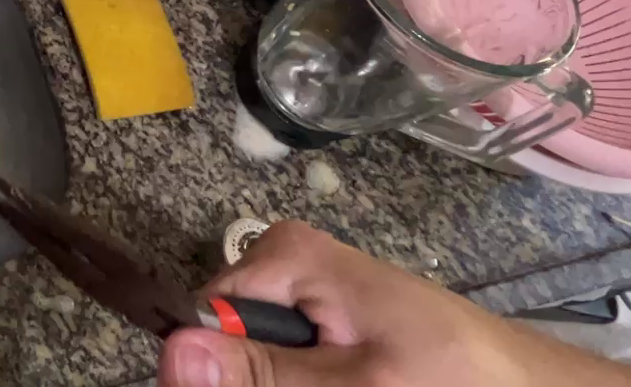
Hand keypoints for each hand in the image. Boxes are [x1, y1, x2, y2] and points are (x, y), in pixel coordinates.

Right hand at [158, 222, 630, 386]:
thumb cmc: (459, 381)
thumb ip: (267, 375)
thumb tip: (170, 353)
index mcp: (283, 256)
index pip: (207, 317)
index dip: (222, 374)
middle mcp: (282, 264)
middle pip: (233, 342)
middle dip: (261, 382)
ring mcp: (305, 293)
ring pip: (260, 362)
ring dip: (283, 385)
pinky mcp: (324, 324)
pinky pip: (289, 364)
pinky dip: (304, 384)